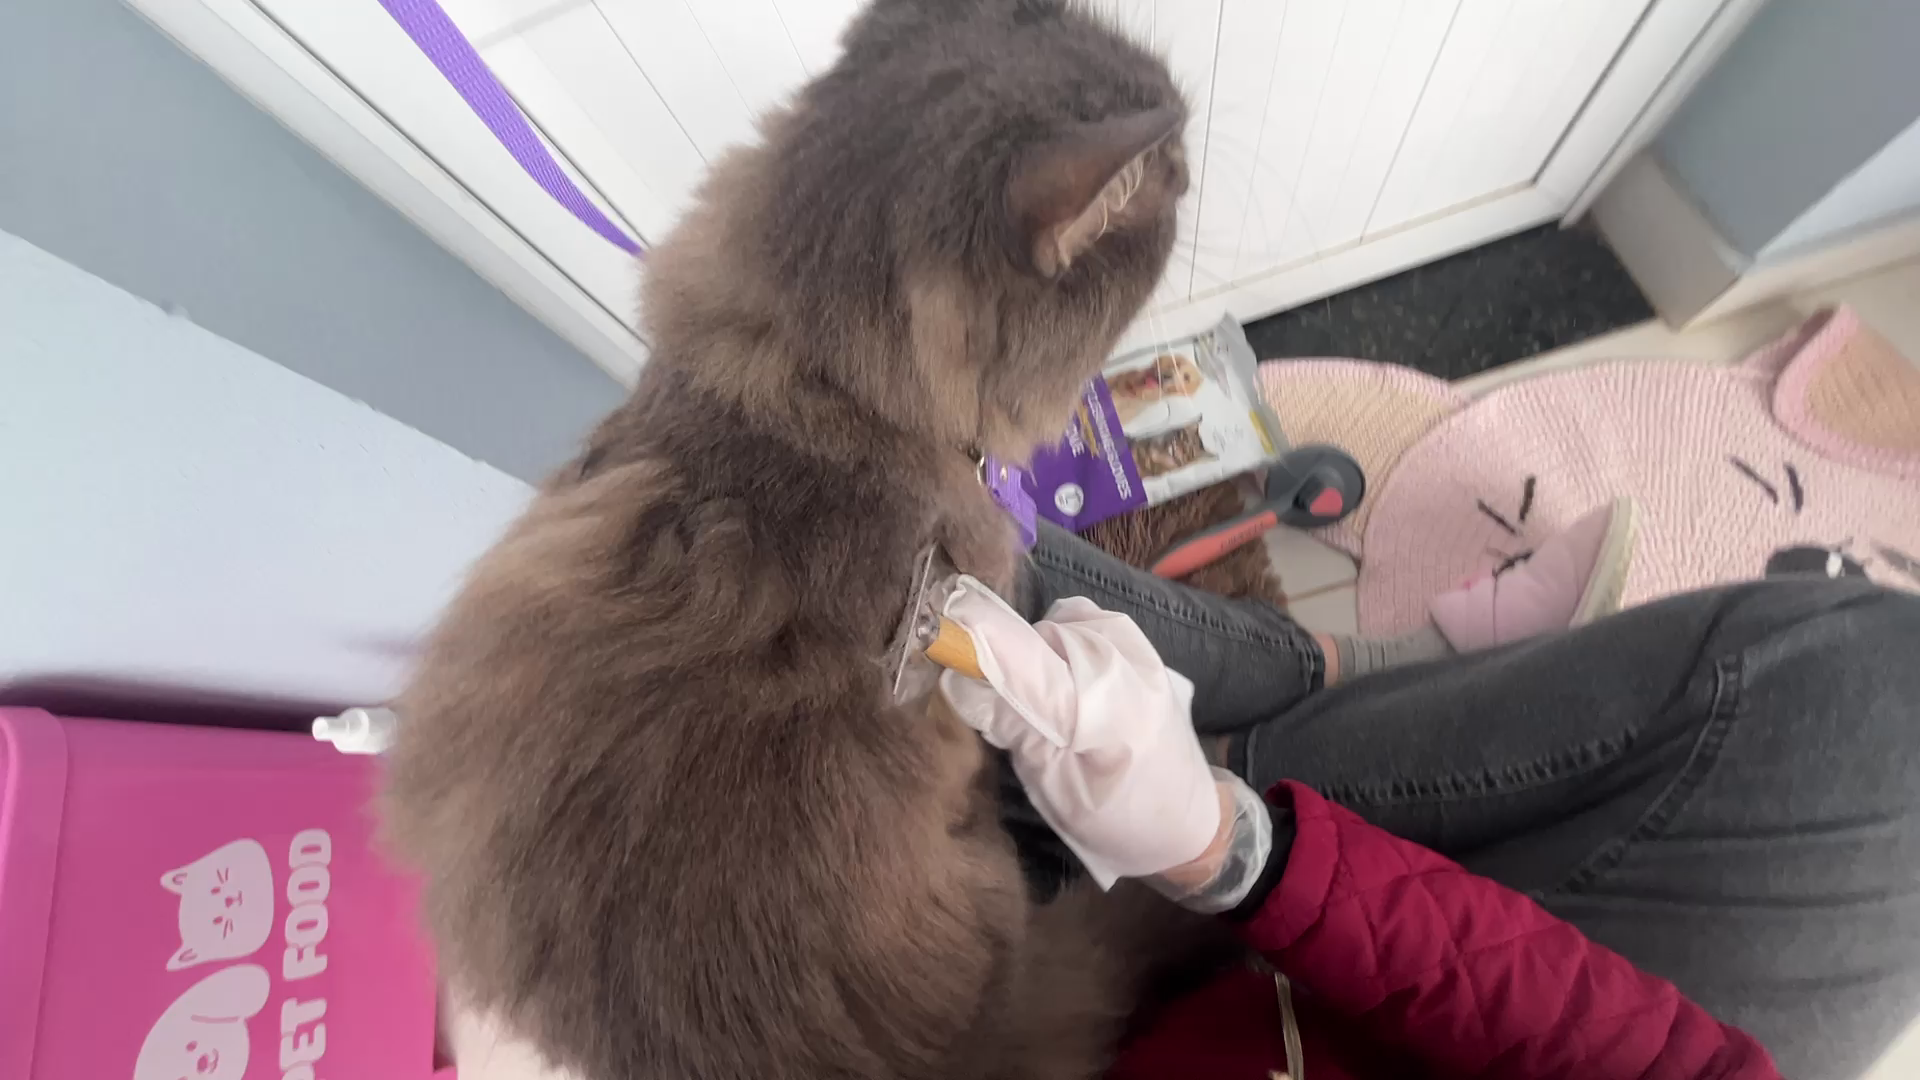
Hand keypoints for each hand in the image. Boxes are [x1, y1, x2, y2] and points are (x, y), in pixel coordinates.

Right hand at [936, 577, 1220, 887]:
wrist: (1189, 819)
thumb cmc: (1115, 819)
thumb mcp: (1055, 789)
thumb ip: (1012, 728)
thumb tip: (960, 681)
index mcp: (1103, 715)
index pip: (1026, 662)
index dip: (978, 642)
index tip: (938, 633)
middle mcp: (1125, 668)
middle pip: (1038, 636)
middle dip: (1010, 659)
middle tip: (1011, 704)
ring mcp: (1141, 650)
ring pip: (1058, 622)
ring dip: (1040, 649)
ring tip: (1051, 693)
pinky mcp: (1144, 645)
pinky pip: (1083, 619)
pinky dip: (1064, 638)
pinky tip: (1072, 674)